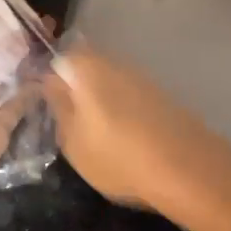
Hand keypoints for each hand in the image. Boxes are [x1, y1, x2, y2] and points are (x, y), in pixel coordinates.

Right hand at [41, 46, 230, 215]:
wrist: (188, 171)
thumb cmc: (119, 158)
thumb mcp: (73, 142)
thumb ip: (59, 108)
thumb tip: (52, 85)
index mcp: (88, 69)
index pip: (58, 59)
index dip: (47, 78)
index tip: (42, 103)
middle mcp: (117, 63)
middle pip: (87, 66)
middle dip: (74, 87)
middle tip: (65, 120)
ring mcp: (144, 79)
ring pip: (110, 81)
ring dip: (99, 100)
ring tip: (93, 133)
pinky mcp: (163, 97)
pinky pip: (131, 96)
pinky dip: (121, 110)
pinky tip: (121, 137)